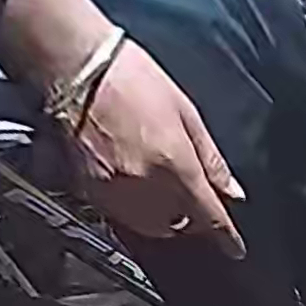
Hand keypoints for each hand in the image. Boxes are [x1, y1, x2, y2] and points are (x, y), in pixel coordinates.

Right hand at [0, 0, 245, 253]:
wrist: (70, 55)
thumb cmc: (131, 76)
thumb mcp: (187, 114)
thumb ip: (212, 161)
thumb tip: (233, 193)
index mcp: (176, 165)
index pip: (209, 217)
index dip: (226, 238)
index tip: (235, 249)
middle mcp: (146, 183)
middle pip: (179, 225)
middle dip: (191, 219)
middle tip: (191, 202)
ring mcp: (114, 187)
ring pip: (149, 226)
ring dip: (163, 219)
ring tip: (163, 195)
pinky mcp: (86, 185)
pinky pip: (119, 214)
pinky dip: (134, 210)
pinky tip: (135, 188)